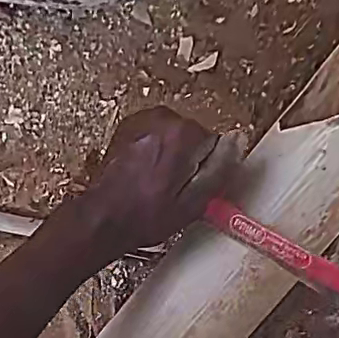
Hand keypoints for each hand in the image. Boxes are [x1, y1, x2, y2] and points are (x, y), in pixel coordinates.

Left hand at [61, 107, 238, 261]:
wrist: (101, 218)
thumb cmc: (142, 217)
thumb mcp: (192, 203)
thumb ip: (219, 170)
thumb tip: (237, 144)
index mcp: (183, 134)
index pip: (213, 144)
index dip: (204, 170)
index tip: (191, 189)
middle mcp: (162, 119)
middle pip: (191, 139)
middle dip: (185, 162)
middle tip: (171, 192)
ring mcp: (141, 122)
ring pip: (171, 140)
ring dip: (167, 160)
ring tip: (153, 187)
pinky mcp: (126, 130)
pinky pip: (152, 141)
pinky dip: (150, 157)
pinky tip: (141, 179)